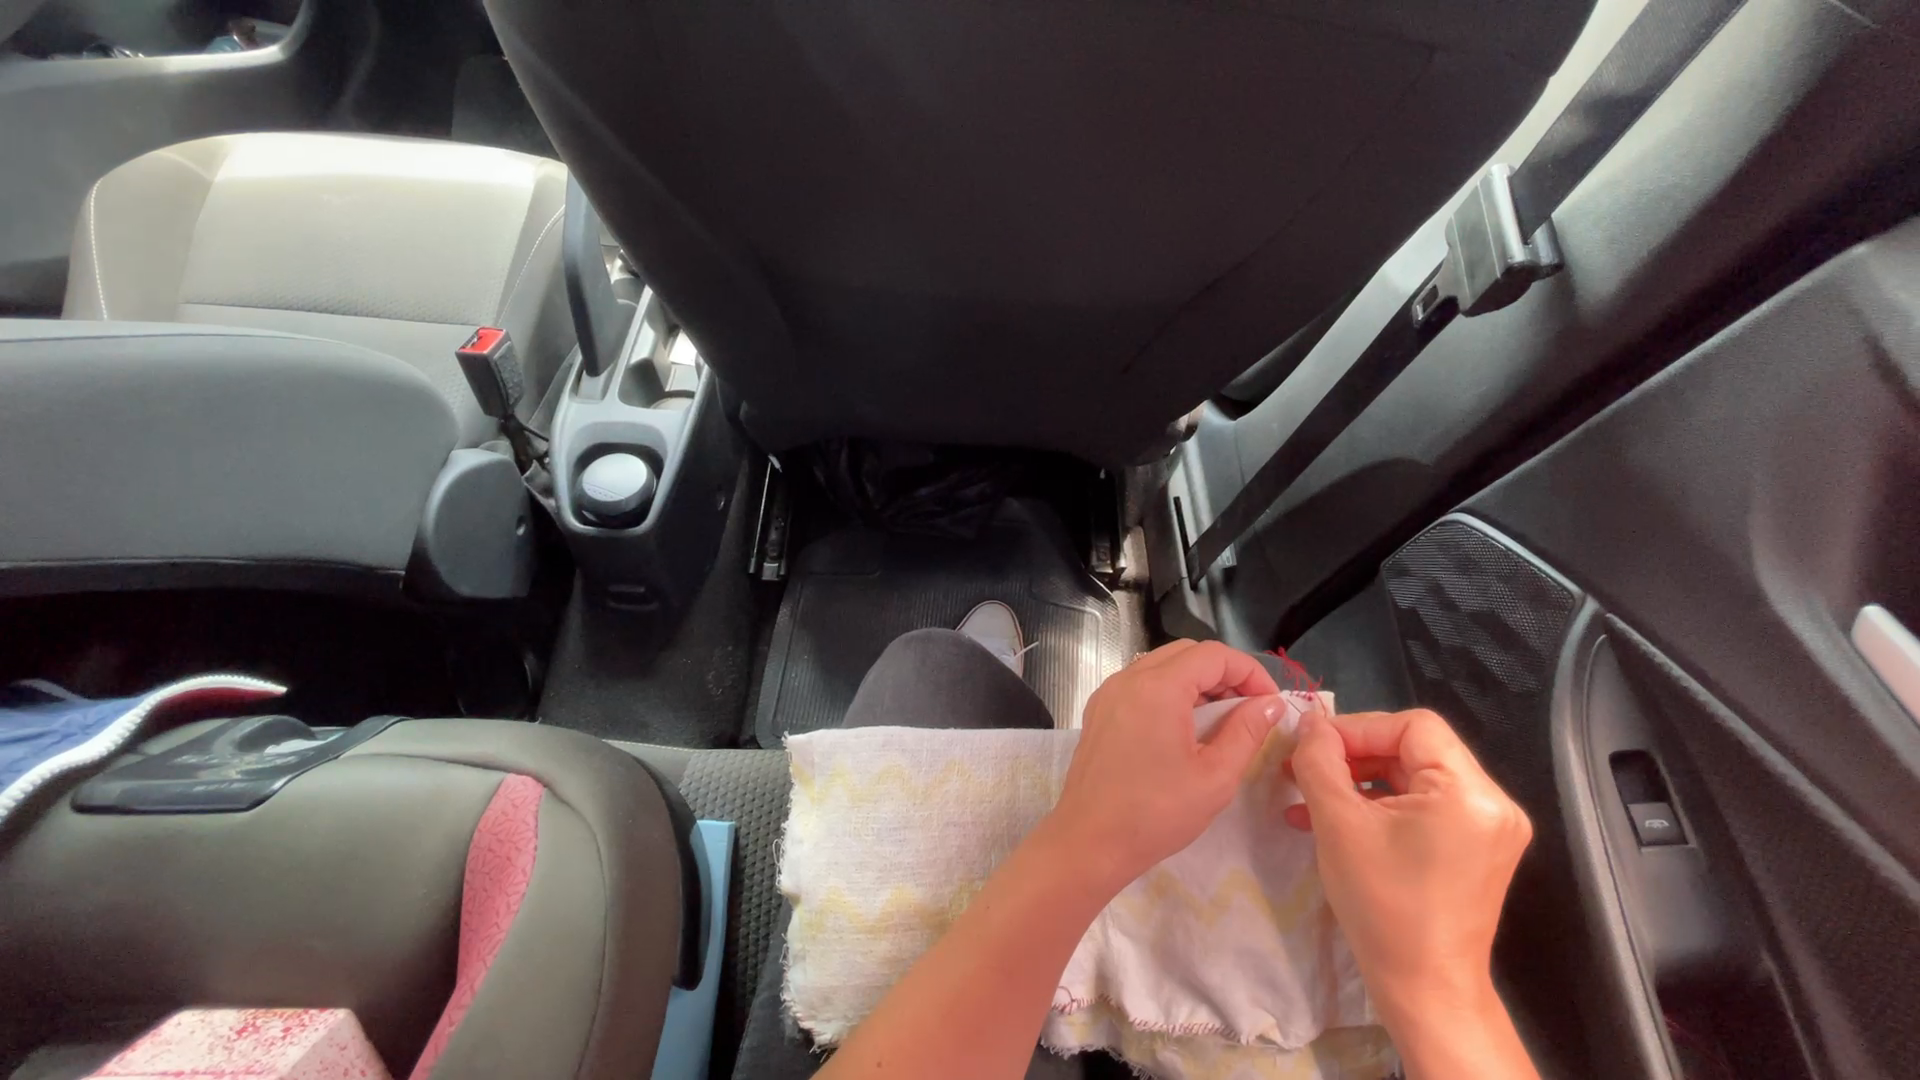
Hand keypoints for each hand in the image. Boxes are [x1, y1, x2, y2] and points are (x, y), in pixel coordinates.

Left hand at [1046, 640, 1284, 892]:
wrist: (1089, 841)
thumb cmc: (1157, 813)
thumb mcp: (1215, 776)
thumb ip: (1247, 731)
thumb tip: (1271, 703)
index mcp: (1158, 688)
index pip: (1214, 655)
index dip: (1250, 672)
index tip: (1271, 704)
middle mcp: (1128, 678)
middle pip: (1186, 653)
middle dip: (1225, 674)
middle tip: (1251, 710)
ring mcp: (1109, 692)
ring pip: (1162, 665)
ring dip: (1197, 682)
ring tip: (1223, 720)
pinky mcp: (1099, 710)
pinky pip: (1141, 684)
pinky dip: (1169, 692)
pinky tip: (1185, 727)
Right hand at [1285, 709, 1535, 1075]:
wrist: (1423, 987)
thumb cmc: (1381, 903)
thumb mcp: (1337, 821)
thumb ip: (1319, 760)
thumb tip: (1309, 722)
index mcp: (1469, 792)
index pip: (1411, 725)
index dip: (1357, 728)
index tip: (1313, 748)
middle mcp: (1492, 802)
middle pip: (1414, 748)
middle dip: (1353, 754)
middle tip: (1304, 768)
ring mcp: (1488, 827)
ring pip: (1413, 775)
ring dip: (1360, 779)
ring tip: (1310, 795)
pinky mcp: (1476, 847)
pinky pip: (1423, 804)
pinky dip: (1380, 803)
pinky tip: (1336, 817)